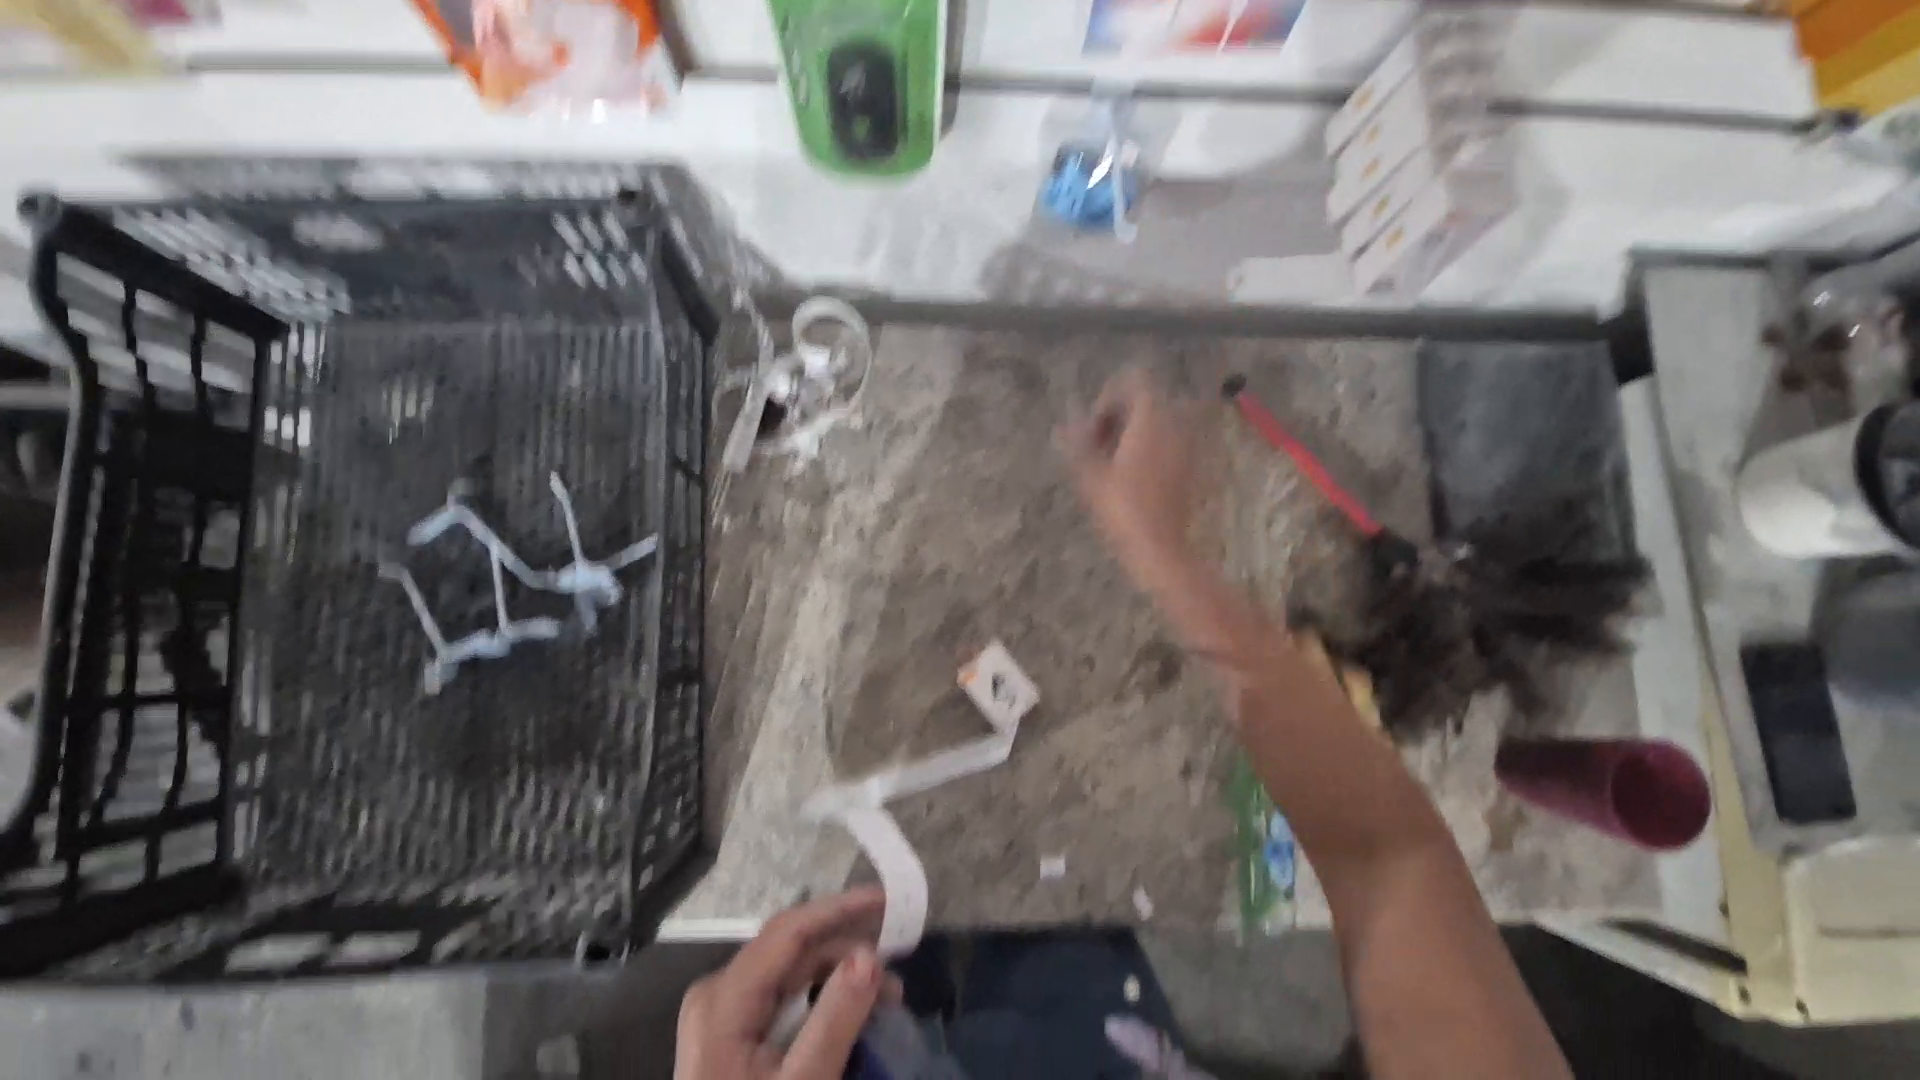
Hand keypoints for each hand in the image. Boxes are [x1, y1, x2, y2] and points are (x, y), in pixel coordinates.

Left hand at [675, 887, 890, 1079]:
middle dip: (847, 948)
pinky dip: (820, 1001)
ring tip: (888, 998)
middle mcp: (717, 994)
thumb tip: (870, 956)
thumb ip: (835, 1020)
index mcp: (724, 999)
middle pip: (791, 951)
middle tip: (900, 961)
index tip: (888, 901)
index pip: (788, 931)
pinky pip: (781, 1000)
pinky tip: (853, 1016)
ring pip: (789, 974)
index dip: (840, 909)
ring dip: (838, 976)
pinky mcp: (729, 1036)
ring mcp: (720, 1015)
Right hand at [1057, 367, 1199, 584]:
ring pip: (1158, 422)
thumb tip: (1062, 425)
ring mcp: (1187, 444)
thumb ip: (1077, 442)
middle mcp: (1175, 423)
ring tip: (1112, 460)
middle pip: (1146, 401)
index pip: (1134, 381)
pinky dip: (1150, 447)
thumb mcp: (1089, 474)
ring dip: (1134, 431)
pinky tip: (1132, 473)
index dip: (1109, 397)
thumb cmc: (1122, 508)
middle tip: (1097, 443)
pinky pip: (1169, 441)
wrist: (1158, 547)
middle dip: (1120, 415)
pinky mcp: (1192, 465)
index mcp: (1151, 418)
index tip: (1092, 425)